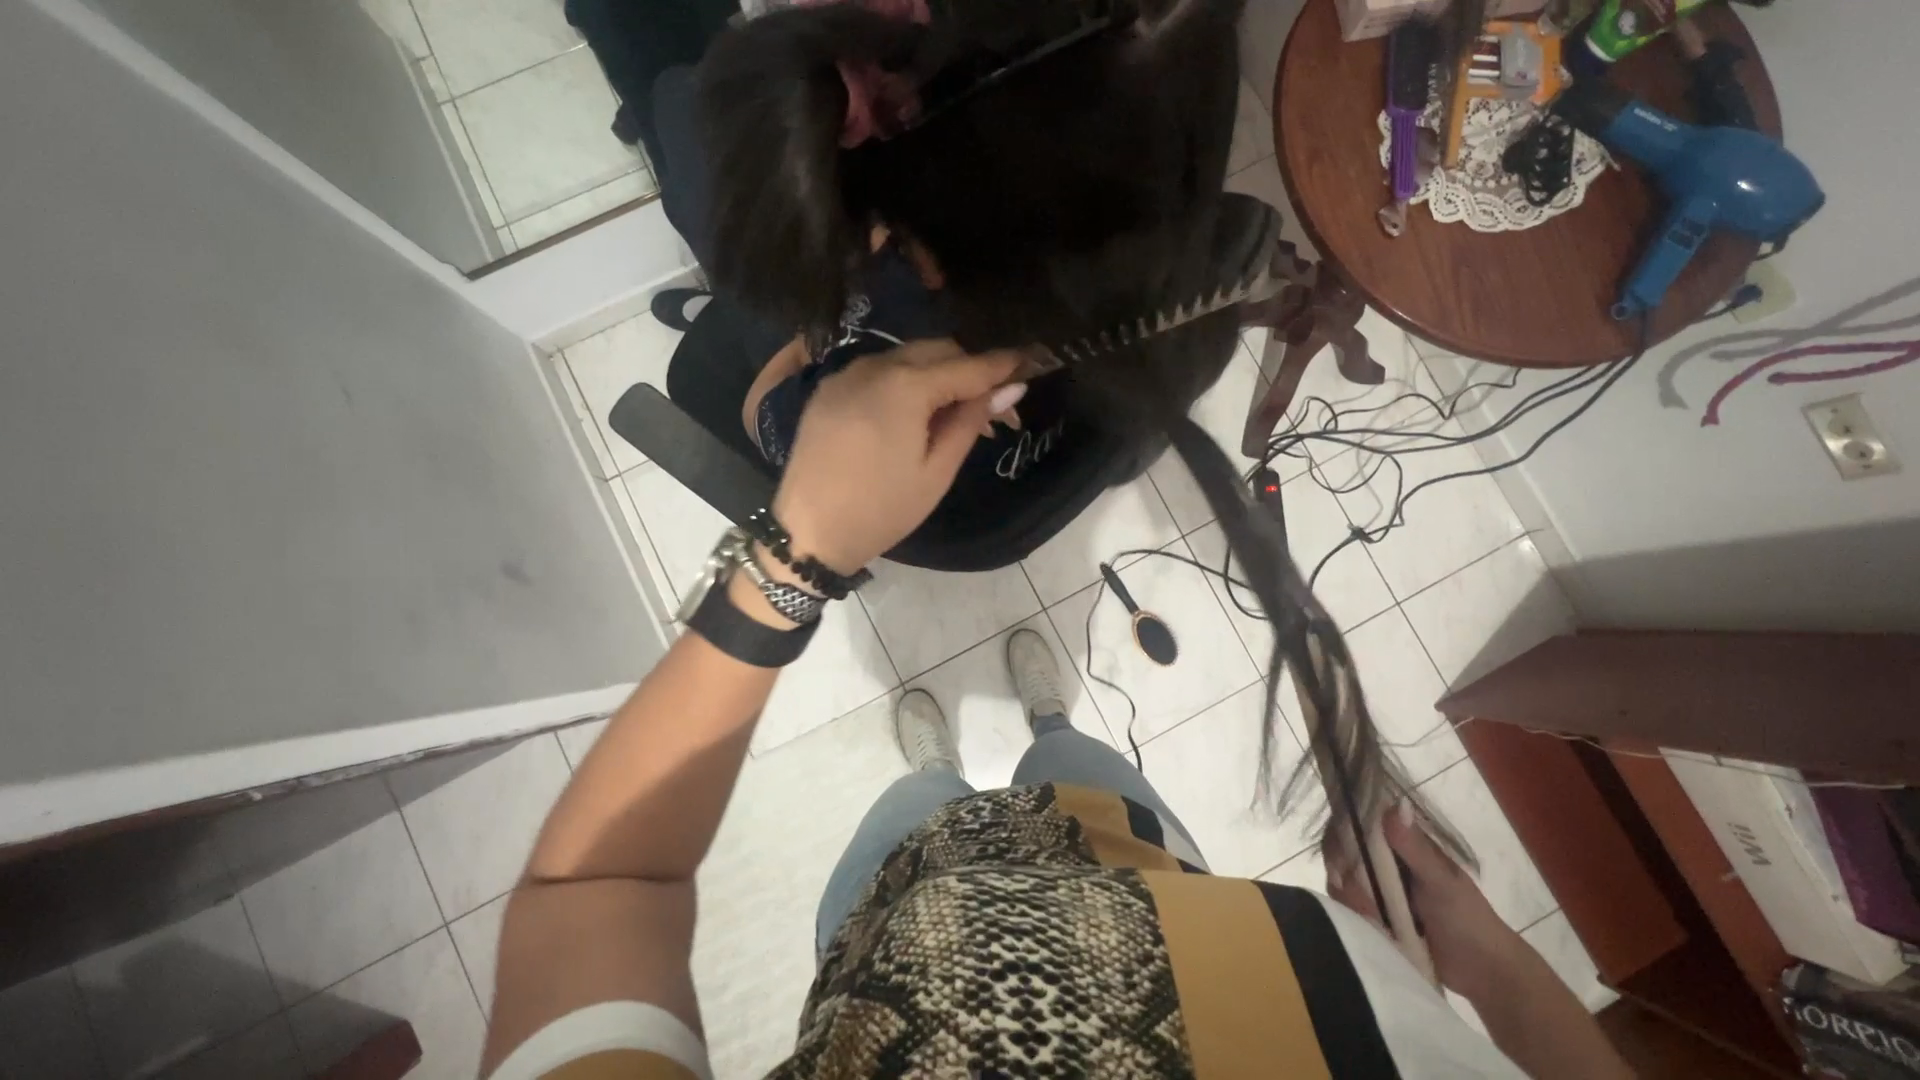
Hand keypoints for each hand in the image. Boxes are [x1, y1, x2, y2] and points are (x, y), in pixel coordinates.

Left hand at [771, 340, 1024, 572]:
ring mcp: (845, 374)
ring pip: (906, 358)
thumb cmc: (881, 510)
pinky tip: (915, 413)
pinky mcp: (828, 389)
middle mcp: (874, 366)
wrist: (808, 532)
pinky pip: (878, 372)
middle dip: (969, 369)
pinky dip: (905, 382)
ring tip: (958, 413)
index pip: (966, 366)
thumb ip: (970, 421)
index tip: (1030, 363)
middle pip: (936, 350)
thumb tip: (1009, 389)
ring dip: (937, 374)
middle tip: (995, 404)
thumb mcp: (936, 471)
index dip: (1001, 366)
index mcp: (905, 385)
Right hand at [1327, 805, 1529, 1003]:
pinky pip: (1345, 902)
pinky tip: (1368, 923)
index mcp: (1402, 842)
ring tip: (1374, 917)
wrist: (1483, 973)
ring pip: (1341, 875)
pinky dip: (1350, 911)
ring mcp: (1376, 886)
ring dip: (1348, 894)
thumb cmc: (1469, 920)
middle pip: (1342, 847)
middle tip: (1363, 898)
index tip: (1342, 857)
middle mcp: (1384, 859)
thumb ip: (1416, 848)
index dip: (1341, 830)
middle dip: (1343, 870)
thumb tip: (1396, 804)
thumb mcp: (1443, 884)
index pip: (1359, 820)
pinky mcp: (1372, 913)